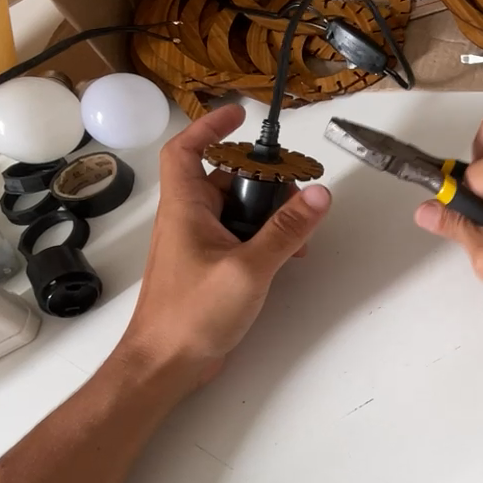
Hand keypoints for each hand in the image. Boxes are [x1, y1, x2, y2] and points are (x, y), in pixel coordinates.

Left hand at [119, 104, 330, 391]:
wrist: (163, 366)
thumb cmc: (192, 315)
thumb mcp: (249, 268)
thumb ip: (286, 229)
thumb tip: (319, 193)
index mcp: (185, 209)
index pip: (187, 150)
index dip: (210, 127)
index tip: (240, 116)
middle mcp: (189, 220)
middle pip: (227, 179)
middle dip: (265, 180)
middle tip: (298, 192)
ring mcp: (199, 245)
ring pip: (239, 210)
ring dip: (272, 215)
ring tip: (300, 234)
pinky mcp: (211, 267)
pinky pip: (242, 237)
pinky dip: (267, 238)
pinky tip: (290, 256)